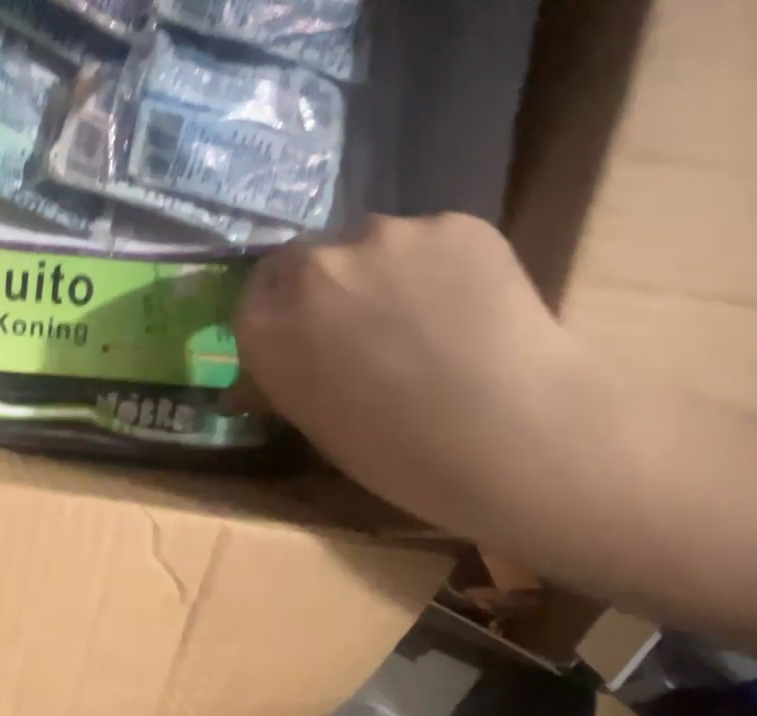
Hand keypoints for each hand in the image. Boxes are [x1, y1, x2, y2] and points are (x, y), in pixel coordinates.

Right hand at [231, 213, 596, 536]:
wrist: (502, 431)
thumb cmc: (391, 451)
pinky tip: (465, 306)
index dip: (280, 312)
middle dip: (327, 285)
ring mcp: (384, 236)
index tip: (303, 334)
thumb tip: (254, 381)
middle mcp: (312, 267)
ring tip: (422, 315)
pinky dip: (440, 266)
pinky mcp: (452, 223)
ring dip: (383, 271)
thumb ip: (282, 379)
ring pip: (372, 245)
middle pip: (307, 260)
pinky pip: (432, 240)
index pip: (255, 296)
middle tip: (362, 323)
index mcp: (266, 324)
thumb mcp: (313, 422)